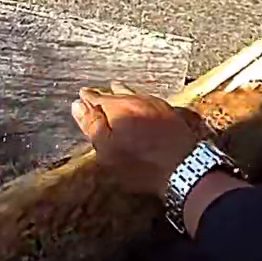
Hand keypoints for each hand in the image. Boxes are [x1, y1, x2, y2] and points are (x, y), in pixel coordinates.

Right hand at [69, 84, 204, 196]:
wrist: (183, 167)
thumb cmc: (140, 164)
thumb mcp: (108, 150)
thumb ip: (92, 125)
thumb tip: (77, 105)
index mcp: (118, 107)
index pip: (97, 97)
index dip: (88, 97)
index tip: (82, 94)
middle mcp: (136, 99)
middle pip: (117, 92)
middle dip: (105, 93)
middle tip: (97, 94)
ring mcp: (155, 104)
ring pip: (134, 94)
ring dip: (124, 94)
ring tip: (117, 92)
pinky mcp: (170, 111)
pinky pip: (148, 100)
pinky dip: (139, 101)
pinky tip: (140, 105)